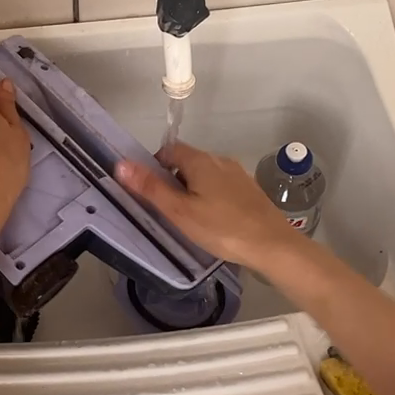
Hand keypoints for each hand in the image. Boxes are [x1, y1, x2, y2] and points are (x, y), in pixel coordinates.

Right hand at [115, 142, 304, 269]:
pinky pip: (222, 187)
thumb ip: (150, 188)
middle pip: (188, 161)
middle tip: (166, 209)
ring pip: (206, 175)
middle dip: (173, 179)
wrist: (273, 245)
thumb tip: (121, 164)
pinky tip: (213, 221)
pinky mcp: (250, 191)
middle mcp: (220, 160)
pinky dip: (211, 197)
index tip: (150, 190)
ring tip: (188, 218)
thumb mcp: (179, 211)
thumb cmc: (221, 228)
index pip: (169, 149)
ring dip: (192, 189)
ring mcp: (238, 175)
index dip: (155, 165)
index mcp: (200, 161)